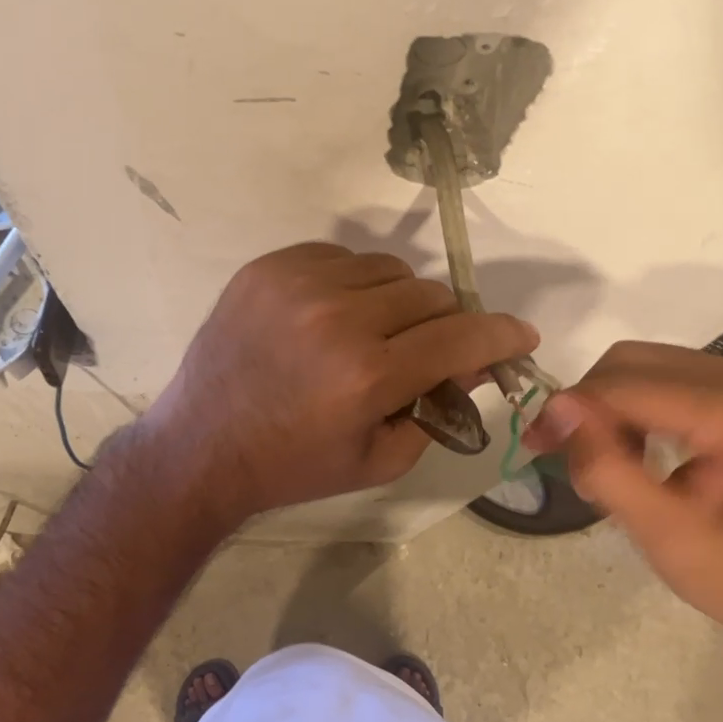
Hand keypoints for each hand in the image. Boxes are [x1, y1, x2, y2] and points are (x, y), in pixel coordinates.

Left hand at [140, 242, 537, 524]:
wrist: (203, 446)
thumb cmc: (295, 465)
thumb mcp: (380, 457)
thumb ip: (438, 407)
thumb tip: (474, 364)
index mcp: (368, 374)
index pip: (462, 336)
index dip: (501, 336)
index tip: (519, 337)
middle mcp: (337, 317)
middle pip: (429, 294)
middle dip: (443, 325)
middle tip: (426, 351)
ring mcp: (297, 285)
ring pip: (387, 268)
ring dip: (396, 300)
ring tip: (373, 332)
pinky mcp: (267, 268)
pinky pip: (338, 256)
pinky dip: (349, 282)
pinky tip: (331, 315)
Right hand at [524, 342, 722, 676]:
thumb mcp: (668, 536)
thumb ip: (608, 469)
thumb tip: (554, 411)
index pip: (629, 385)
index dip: (572, 409)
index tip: (532, 445)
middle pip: (633, 364)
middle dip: (588, 407)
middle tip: (564, 461)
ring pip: (643, 369)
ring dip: (608, 412)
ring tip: (601, 469)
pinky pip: (666, 383)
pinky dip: (634, 413)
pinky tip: (633, 457)